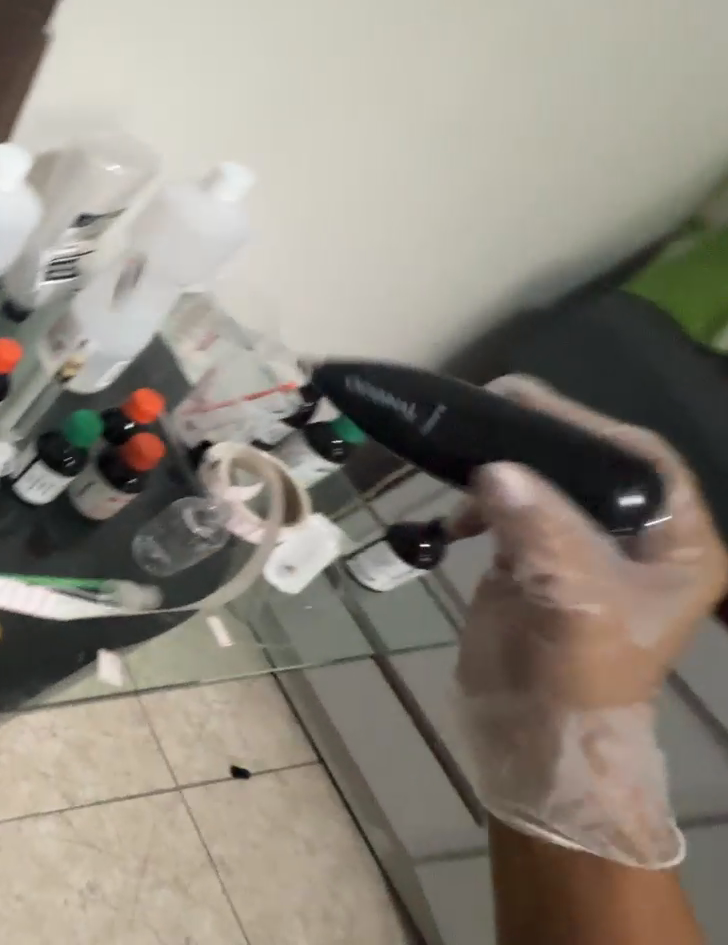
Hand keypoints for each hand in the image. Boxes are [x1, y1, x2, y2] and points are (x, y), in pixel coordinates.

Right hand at [451, 376, 726, 867]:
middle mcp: (631, 542)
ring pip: (543, 489)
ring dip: (501, 471)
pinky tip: (453, 514)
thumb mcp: (569, 596)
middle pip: (587, 469)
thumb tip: (494, 470)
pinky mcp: (528, 566)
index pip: (639, 463)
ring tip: (458, 454)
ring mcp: (577, 553)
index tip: (522, 399)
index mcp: (673, 546)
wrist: (534, 725)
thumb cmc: (576, 668)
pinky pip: (506, 516)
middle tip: (481, 408)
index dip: (585, 425)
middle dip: (536, 440)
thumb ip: (538, 529)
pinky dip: (477, 505)